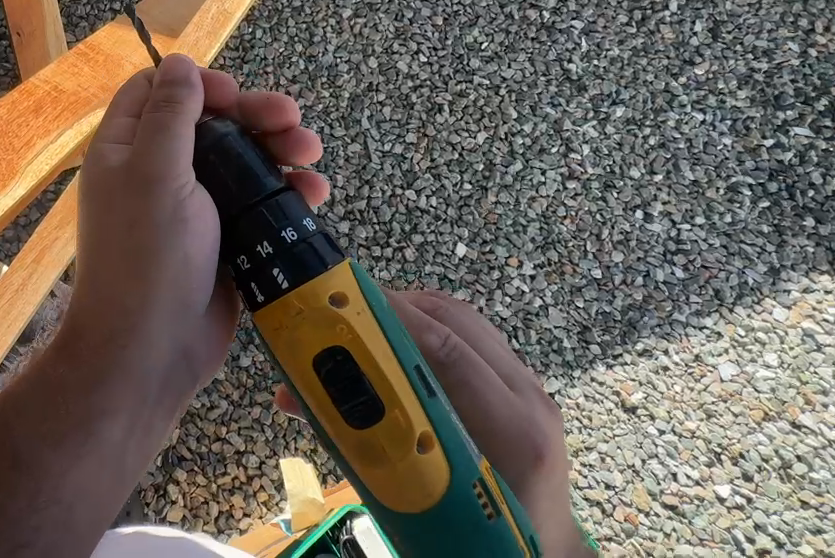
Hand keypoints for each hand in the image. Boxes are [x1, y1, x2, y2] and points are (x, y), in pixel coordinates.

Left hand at [61, 54, 327, 414]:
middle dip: (252, 114)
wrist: (151, 352)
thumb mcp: (156, 174)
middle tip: (292, 119)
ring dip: (277, 148)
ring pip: (240, 159)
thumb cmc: (147, 256)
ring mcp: (191, 206)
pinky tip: (314, 192)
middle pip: (209, 122)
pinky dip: (285, 190)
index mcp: (125, 149)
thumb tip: (178, 61)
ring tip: (311, 152)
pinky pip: (256, 200)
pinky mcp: (223, 236)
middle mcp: (155, 170)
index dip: (197, 84)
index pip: (157, 92)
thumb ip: (170, 115)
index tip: (232, 96)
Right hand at [273, 290, 587, 555]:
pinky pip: (473, 332)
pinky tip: (401, 334)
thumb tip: (288, 397)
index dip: (394, 318)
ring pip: (465, 318)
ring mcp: (531, 387)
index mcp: (511, 431)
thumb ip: (361, 447)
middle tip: (346, 306)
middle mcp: (527, 399)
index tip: (346, 302)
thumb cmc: (479, 531)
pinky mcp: (523, 382)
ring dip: (413, 307)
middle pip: (454, 322)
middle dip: (395, 304)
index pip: (447, 350)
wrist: (545, 553)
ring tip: (368, 315)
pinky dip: (432, 321)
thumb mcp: (420, 496)